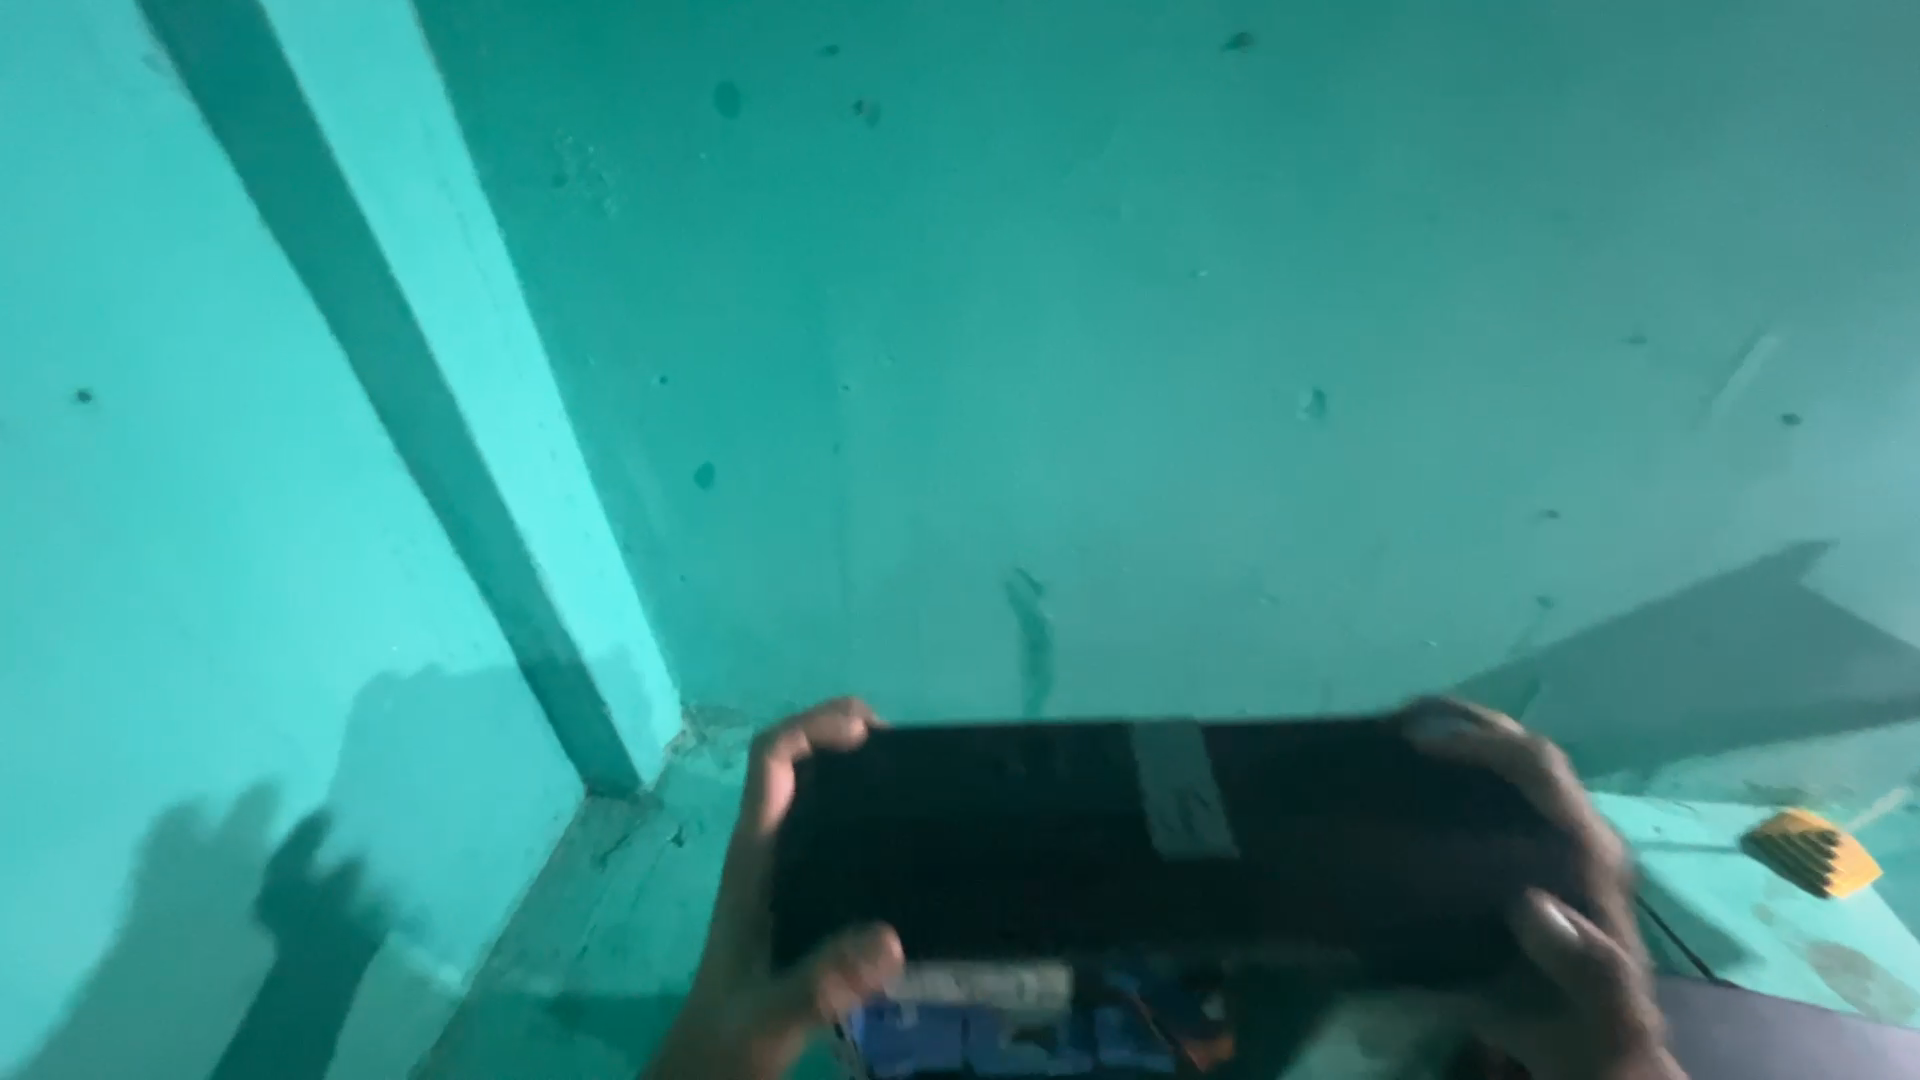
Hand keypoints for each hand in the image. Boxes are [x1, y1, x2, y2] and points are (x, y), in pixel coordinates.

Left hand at [643, 697, 904, 1079]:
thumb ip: (821, 983)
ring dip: (854, 763)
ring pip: (812, 784)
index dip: (814, 726)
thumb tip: (891, 939)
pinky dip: (863, 802)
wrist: (707, 1067)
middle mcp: (767, 842)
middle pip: (794, 756)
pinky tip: (903, 829)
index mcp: (754, 852)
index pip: (771, 758)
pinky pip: (831, 820)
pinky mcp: (800, 883)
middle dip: (841, 730)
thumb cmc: (730, 1037)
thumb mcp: (773, 1017)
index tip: (867, 731)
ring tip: (913, 773)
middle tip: (904, 746)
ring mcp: (782, 861)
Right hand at [1409, 699, 1685, 1079]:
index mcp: (1588, 851)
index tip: (1415, 743)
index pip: (1539, 768)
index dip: (1480, 743)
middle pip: (1521, 747)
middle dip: (1460, 721)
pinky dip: (1449, 756)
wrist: (1586, 1041)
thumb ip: (1587, 969)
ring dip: (1452, 730)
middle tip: (1393, 721)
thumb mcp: (1597, 1013)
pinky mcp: (1525, 842)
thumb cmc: (1584, 1025)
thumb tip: (1535, 906)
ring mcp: (1548, 831)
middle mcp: (1573, 828)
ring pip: (1507, 754)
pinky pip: (1490, 779)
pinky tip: (1405, 762)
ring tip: (1391, 728)